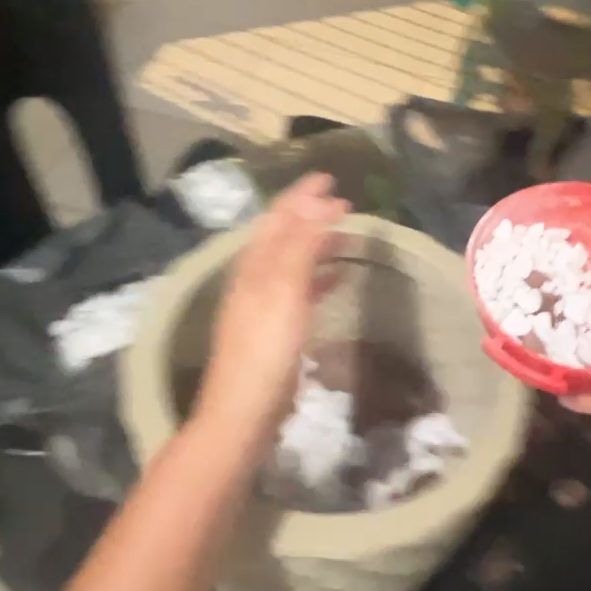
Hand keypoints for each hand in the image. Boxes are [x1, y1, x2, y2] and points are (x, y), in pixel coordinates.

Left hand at [193, 173, 348, 455]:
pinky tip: (338, 278)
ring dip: (317, 243)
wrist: (244, 412)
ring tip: (347, 234)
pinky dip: (319, 276)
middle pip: (283, 235)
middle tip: (342, 201)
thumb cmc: (265, 349)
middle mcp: (255, 279)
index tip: (329, 177)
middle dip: (310, 215)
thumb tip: (317, 204)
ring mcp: (264, 305)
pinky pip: (300, 289)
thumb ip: (301, 246)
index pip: (278, 217)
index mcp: (254, 266)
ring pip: (293, 261)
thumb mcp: (284, 291)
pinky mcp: (276, 330)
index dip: (302, 195)